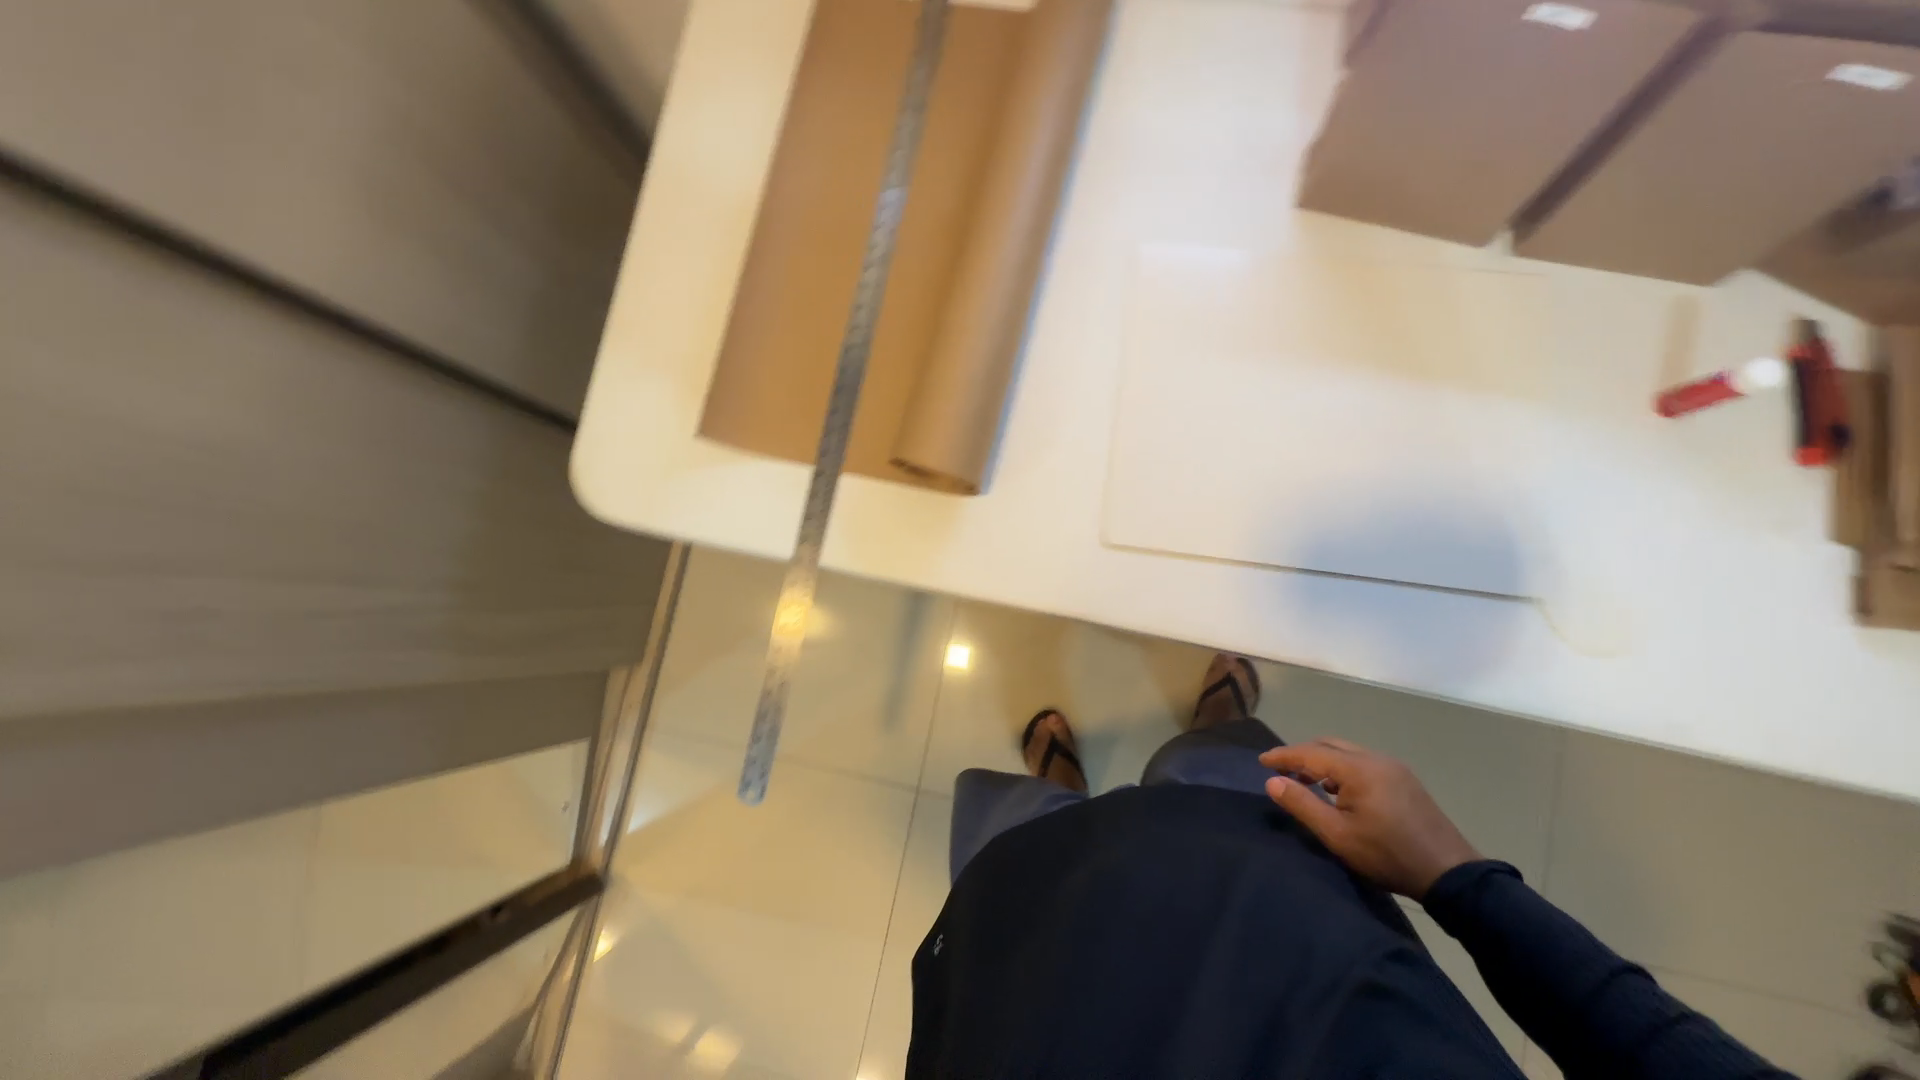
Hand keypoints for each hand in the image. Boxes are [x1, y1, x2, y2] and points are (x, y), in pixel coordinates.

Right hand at [1259, 738, 1481, 900]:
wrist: (1449, 873)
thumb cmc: (1387, 855)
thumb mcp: (1337, 835)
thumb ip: (1302, 804)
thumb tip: (1272, 781)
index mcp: (1358, 769)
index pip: (1311, 752)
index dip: (1284, 756)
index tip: (1262, 761)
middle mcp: (1376, 759)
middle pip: (1330, 745)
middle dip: (1302, 754)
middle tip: (1282, 771)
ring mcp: (1394, 768)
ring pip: (1348, 753)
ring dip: (1323, 761)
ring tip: (1307, 781)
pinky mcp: (1405, 780)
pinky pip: (1364, 762)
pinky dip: (1343, 768)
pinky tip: (1339, 790)